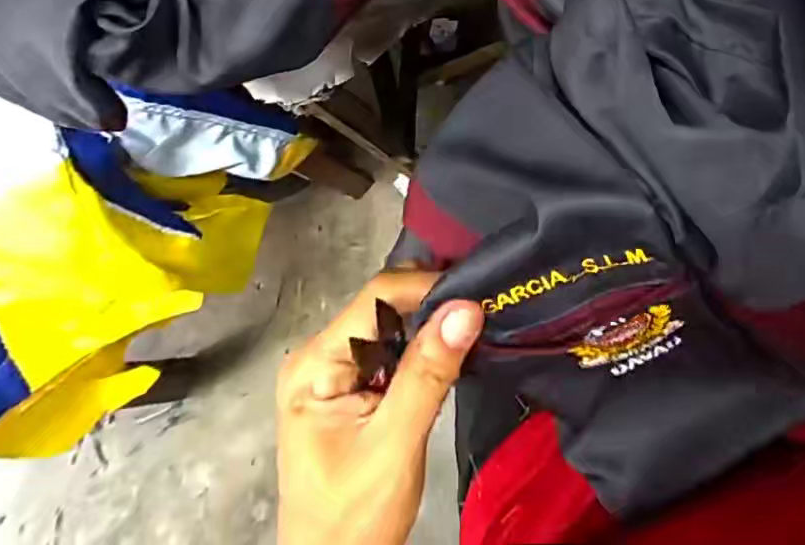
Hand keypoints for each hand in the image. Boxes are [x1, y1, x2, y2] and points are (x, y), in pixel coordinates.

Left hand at [276, 271, 483, 544]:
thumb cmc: (353, 517)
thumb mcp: (393, 445)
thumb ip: (427, 374)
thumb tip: (466, 308)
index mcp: (316, 364)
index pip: (380, 295)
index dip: (431, 287)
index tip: (480, 295)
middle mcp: (325, 354)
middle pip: (390, 299)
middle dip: (439, 297)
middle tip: (488, 303)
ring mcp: (343, 368)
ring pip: (402, 317)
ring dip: (441, 317)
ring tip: (483, 320)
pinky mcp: (365, 381)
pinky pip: (405, 341)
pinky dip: (436, 338)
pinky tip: (463, 343)